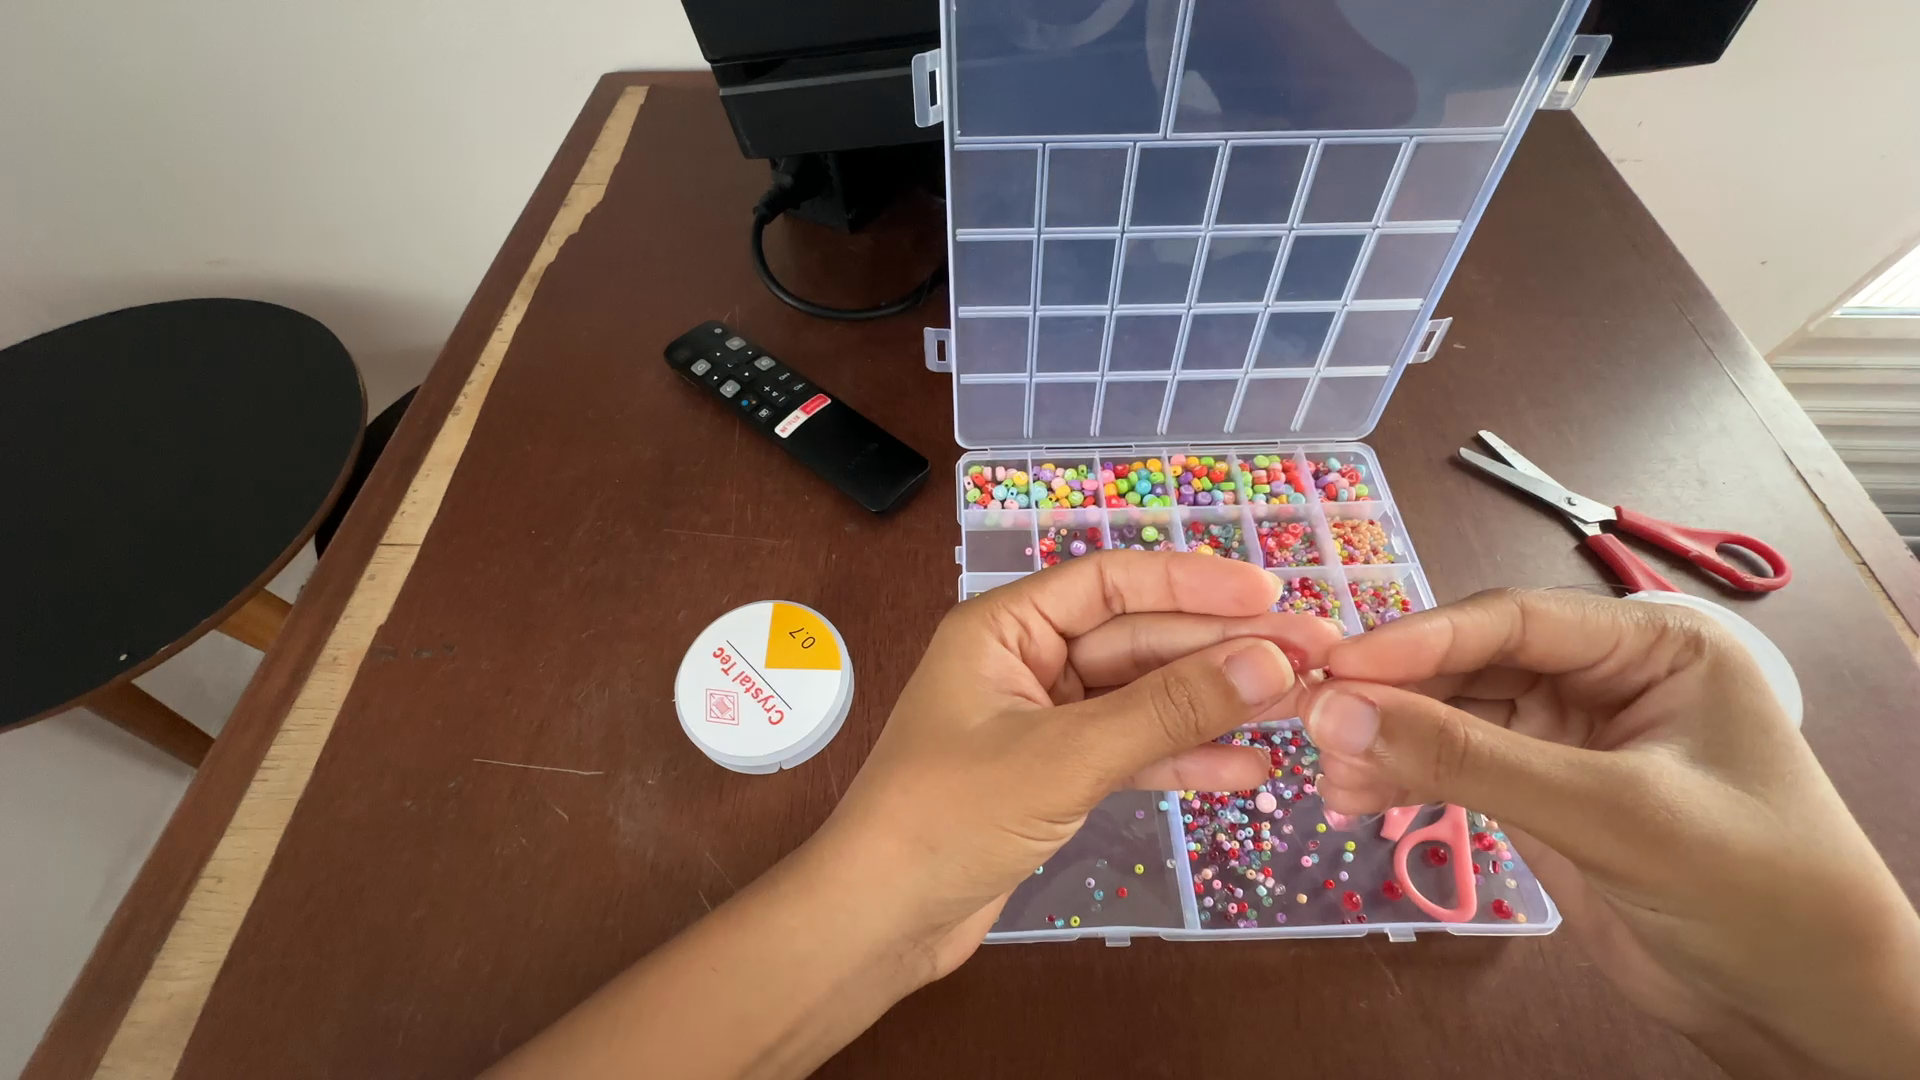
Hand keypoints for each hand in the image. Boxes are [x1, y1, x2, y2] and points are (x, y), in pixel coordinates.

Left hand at [488, 551, 1341, 1079]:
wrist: (883, 918)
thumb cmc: (951, 816)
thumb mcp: (1064, 756)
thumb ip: (1166, 709)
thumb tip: (1268, 662)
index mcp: (1005, 626)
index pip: (1110, 582)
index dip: (1190, 582)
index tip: (1267, 592)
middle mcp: (1026, 658)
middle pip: (1135, 639)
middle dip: (1217, 648)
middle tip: (1311, 654)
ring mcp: (1043, 715)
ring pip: (1140, 695)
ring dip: (1212, 702)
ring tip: (1298, 705)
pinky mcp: (1056, 768)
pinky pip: (1128, 747)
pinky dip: (1180, 756)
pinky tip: (1247, 769)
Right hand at [1300, 589, 1919, 1079]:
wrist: (1801, 1019)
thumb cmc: (1755, 896)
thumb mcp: (1609, 814)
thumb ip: (1465, 759)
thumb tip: (1330, 711)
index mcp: (1645, 647)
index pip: (1508, 621)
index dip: (1415, 640)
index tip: (1336, 667)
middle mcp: (1592, 674)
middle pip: (1459, 664)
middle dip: (1388, 699)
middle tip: (1316, 726)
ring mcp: (1553, 728)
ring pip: (1437, 712)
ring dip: (1380, 742)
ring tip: (1332, 778)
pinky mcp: (1522, 778)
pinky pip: (1439, 759)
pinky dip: (1393, 775)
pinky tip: (1353, 799)